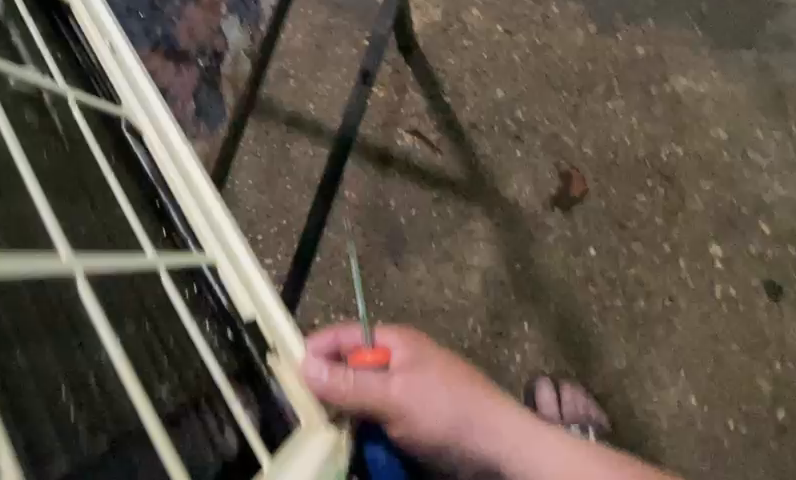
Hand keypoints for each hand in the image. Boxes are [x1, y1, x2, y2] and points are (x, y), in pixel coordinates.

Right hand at [302, 323, 532, 473]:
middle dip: (328, 394)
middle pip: (348, 372)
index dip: (314, 354)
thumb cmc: (451, 414)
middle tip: (302, 419)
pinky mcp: (416, 428)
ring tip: (325, 441)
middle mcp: (398, 365)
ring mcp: (408, 398)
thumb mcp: (395, 397)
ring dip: (347, 423)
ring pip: (361, 405)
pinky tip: (356, 453)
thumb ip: (347, 383)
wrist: (509, 456)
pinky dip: (367, 440)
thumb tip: (300, 364)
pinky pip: (379, 429)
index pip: (340, 338)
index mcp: (393, 343)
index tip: (286, 379)